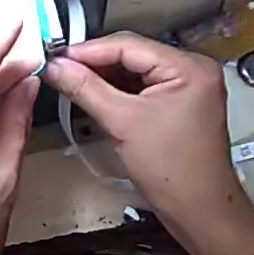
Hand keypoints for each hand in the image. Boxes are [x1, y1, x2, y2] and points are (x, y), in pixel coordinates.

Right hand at [44, 33, 253, 254]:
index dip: (88, 50)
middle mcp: (191, 69)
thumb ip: (85, 89)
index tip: (56, 58)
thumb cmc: (170, 168)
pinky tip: (92, 95)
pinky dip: (115, 91)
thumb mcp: (121, 122)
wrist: (198, 209)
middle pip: (131, 55)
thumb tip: (55, 67)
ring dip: (102, 78)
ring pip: (133, 71)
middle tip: (59, 70)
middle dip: (94, 64)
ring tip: (70, 82)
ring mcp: (185, 87)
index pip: (129, 45)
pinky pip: (140, 88)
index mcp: (188, 66)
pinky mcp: (177, 103)